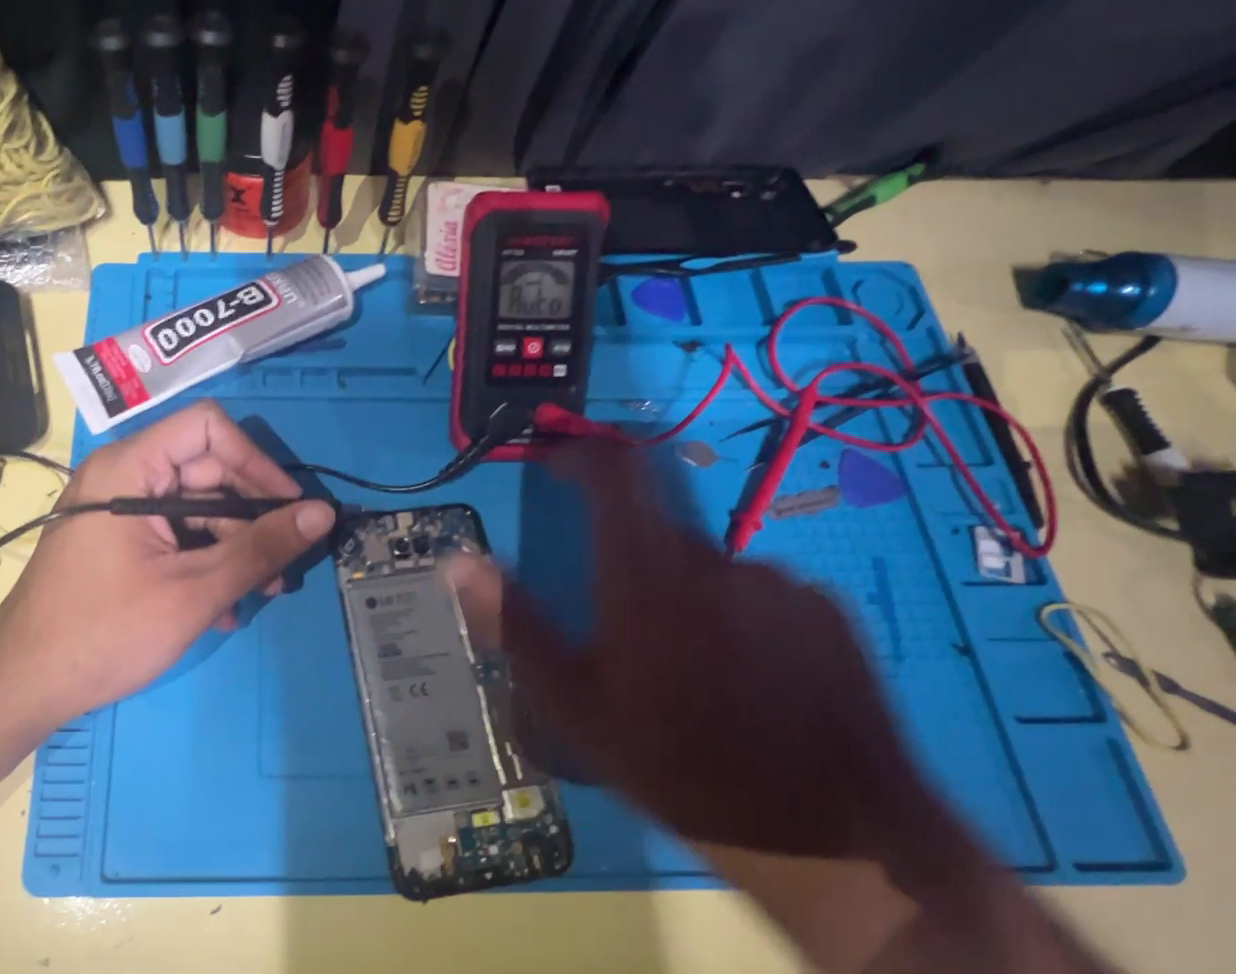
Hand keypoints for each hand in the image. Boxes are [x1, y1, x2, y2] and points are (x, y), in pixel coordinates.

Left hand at [0, 401, 334, 726]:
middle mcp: (122, 478)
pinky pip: (176, 536)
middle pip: (207, 471)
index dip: (255, 460)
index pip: (207, 427)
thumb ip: (261, 548)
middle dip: (252, 517)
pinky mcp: (118, 543)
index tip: (289, 506)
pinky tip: (225, 609)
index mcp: (130, 469)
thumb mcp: (193, 591)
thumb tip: (321, 513)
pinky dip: (205, 563)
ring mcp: (118, 511)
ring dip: (235, 549)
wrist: (23, 687)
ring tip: (263, 593)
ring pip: (197, 509)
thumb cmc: (104, 633)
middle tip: (285, 564)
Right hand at [445, 440, 935, 862]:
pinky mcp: (827, 612)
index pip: (612, 473)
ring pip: (710, 571)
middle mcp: (713, 560)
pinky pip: (764, 596)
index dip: (579, 454)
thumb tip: (459, 561)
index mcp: (645, 574)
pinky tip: (750, 684)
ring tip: (694, 678)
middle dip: (630, 567)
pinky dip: (742, 621)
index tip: (554, 463)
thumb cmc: (679, 768)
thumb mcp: (575, 707)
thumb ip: (516, 623)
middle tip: (624, 640)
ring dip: (688, 601)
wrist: (829, 834)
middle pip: (656, 533)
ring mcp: (779, 583)